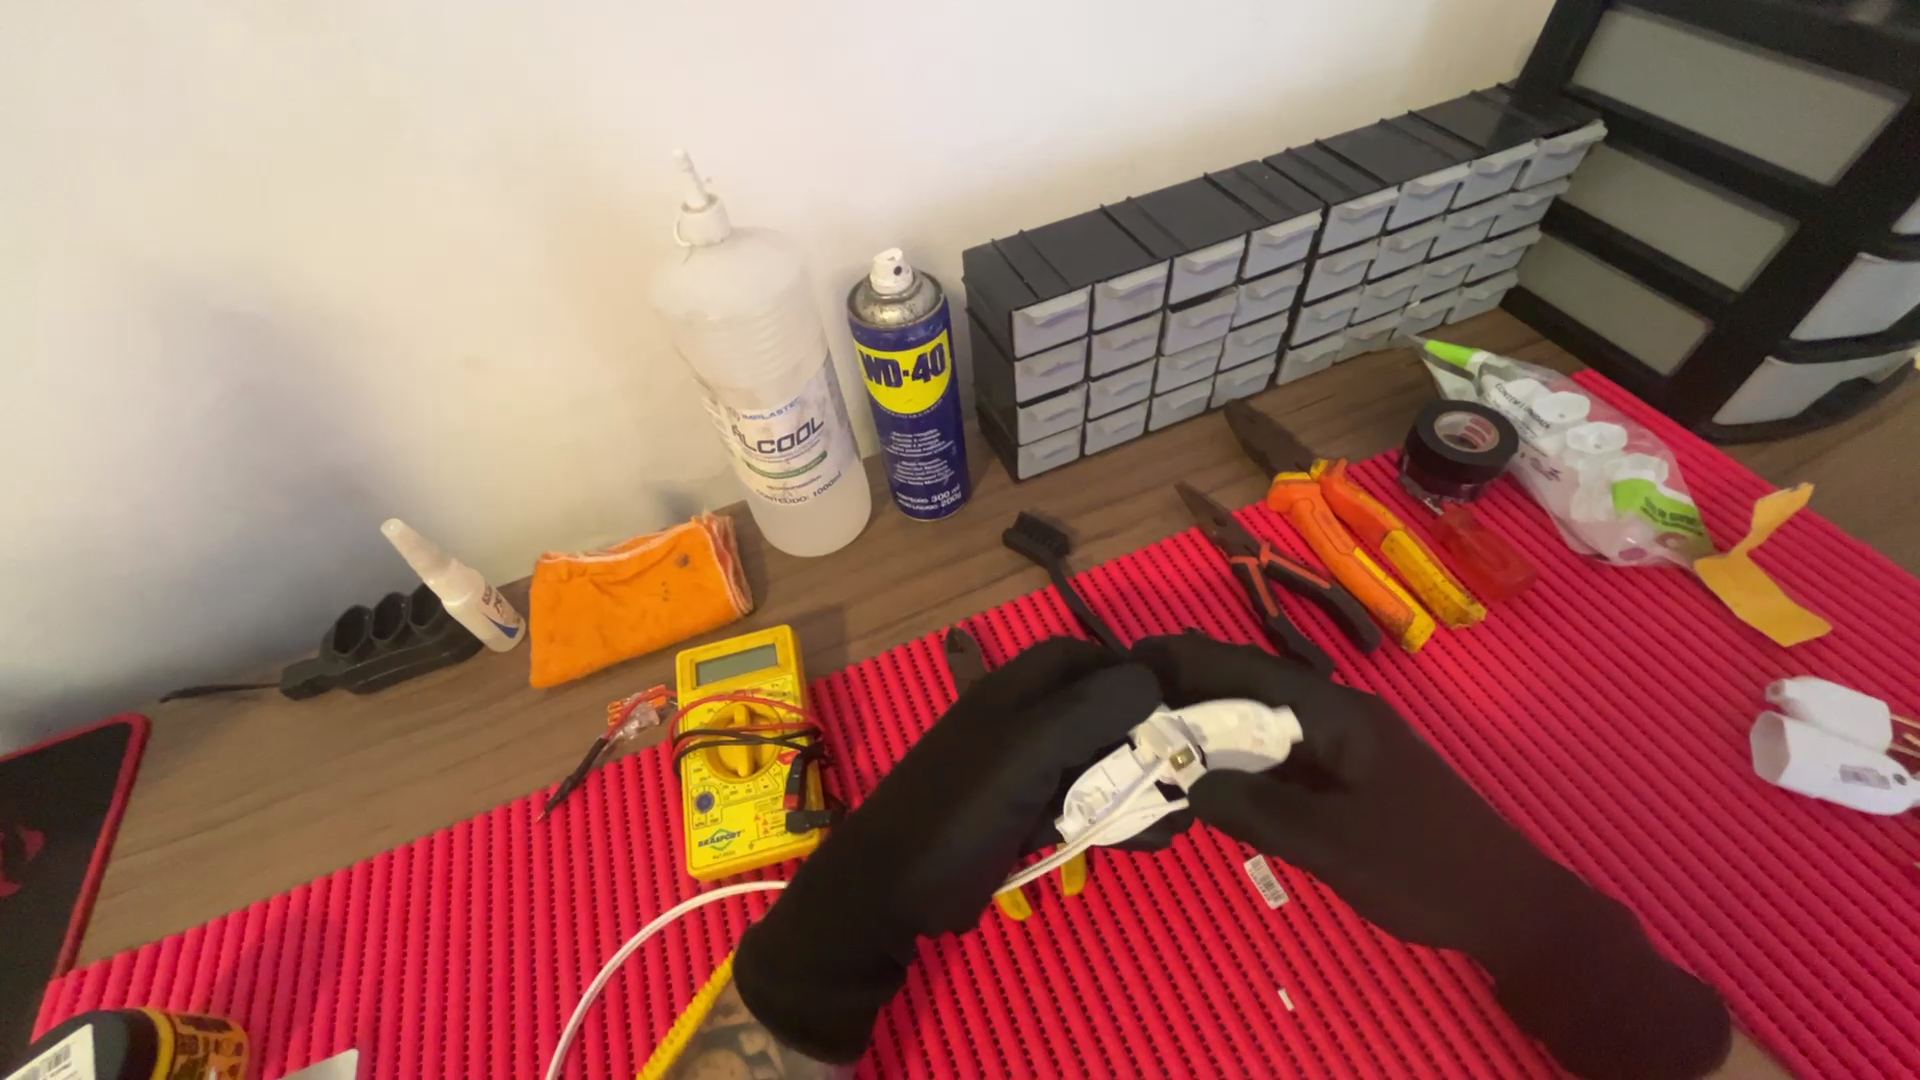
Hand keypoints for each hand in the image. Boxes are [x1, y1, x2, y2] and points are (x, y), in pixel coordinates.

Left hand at [734, 637, 1161, 1064]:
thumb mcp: (1026, 750)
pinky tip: (1146, 838)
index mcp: (1013, 690)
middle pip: (1096, 711)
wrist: (892, 890)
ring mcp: (1023, 770)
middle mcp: (1021, 721)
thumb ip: (1088, 709)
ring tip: (1176, 816)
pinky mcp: (1026, 814)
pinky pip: (1082, 803)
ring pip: (1095, 761)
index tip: (1175, 704)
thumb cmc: (958, 809)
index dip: (1126, 670)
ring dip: (1138, 783)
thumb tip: (1152, 679)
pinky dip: (1115, 816)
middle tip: (1187, 770)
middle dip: (1144, 737)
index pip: (1080, 657)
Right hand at [1132, 634, 1730, 1079]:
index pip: (1248, 671)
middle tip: (1129, 690)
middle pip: (1249, 684)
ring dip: (1208, 716)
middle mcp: (1334, 714)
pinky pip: (1273, 750)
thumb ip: (1256, 809)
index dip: (1189, 662)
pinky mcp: (1339, 773)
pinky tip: (1202, 764)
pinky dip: (1233, 751)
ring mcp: (1338, 743)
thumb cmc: (1424, 868)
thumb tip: (1187, 785)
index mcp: (1337, 713)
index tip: (1134, 660)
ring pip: (1259, 716)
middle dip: (1190, 682)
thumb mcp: (1333, 843)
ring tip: (1151, 720)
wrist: (1511, 910)